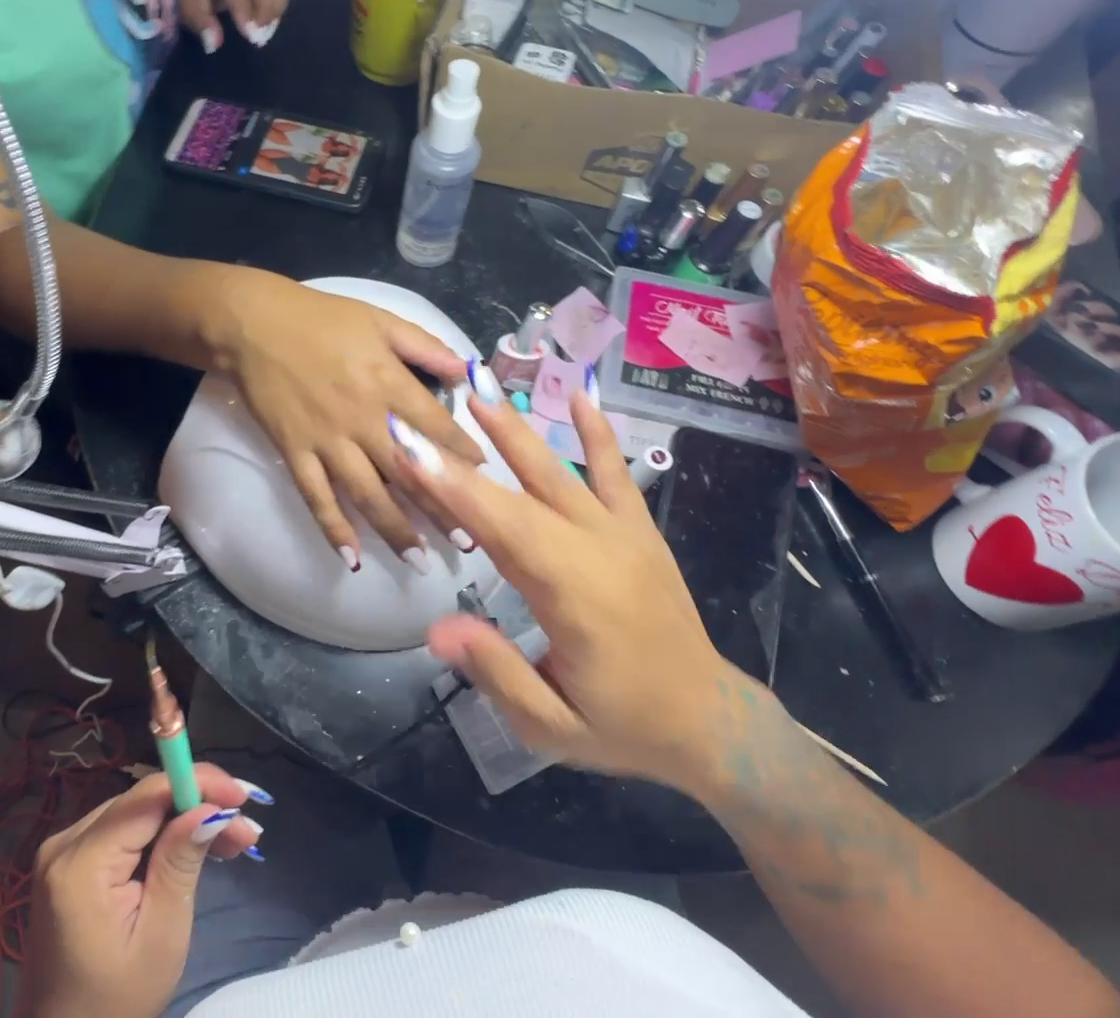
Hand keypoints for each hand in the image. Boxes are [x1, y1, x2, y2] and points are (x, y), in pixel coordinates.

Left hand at [18, 765, 265, 1017]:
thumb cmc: (117, 999)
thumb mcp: (161, 934)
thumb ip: (181, 862)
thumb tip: (211, 807)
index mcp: (81, 863)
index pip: (145, 797)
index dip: (196, 783)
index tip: (243, 795)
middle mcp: (64, 844)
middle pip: (142, 802)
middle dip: (198, 805)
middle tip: (246, 830)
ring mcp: (63, 852)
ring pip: (136, 814)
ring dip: (184, 819)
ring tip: (233, 840)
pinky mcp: (68, 864)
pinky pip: (122, 832)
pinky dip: (160, 836)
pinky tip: (196, 846)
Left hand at [178, 0, 290, 52]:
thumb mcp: (189, 7)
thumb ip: (201, 23)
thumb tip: (215, 42)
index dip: (246, 9)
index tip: (250, 36)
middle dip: (269, 5)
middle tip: (261, 31)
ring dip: (278, 3)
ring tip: (267, 26)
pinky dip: (280, 2)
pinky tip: (270, 19)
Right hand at [205, 269, 485, 567]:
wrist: (254, 325)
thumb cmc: (323, 319)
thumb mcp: (382, 320)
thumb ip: (426, 346)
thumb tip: (467, 374)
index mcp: (388, 383)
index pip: (436, 428)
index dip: (464, 456)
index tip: (487, 481)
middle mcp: (362, 419)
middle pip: (409, 472)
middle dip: (440, 509)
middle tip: (466, 543)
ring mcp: (327, 441)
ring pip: (366, 494)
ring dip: (394, 530)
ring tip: (419, 561)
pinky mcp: (295, 454)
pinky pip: (316, 497)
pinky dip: (333, 528)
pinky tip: (351, 558)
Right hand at [389, 375, 749, 788]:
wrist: (707, 720)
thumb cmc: (621, 726)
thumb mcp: (551, 725)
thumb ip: (497, 672)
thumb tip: (437, 628)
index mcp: (574, 597)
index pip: (505, 530)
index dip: (455, 490)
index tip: (412, 451)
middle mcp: (599, 552)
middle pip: (523, 495)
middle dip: (464, 458)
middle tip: (416, 422)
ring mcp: (624, 537)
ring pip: (562, 475)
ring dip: (518, 434)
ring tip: (480, 393)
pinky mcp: (640, 533)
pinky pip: (617, 476)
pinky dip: (598, 436)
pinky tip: (582, 399)